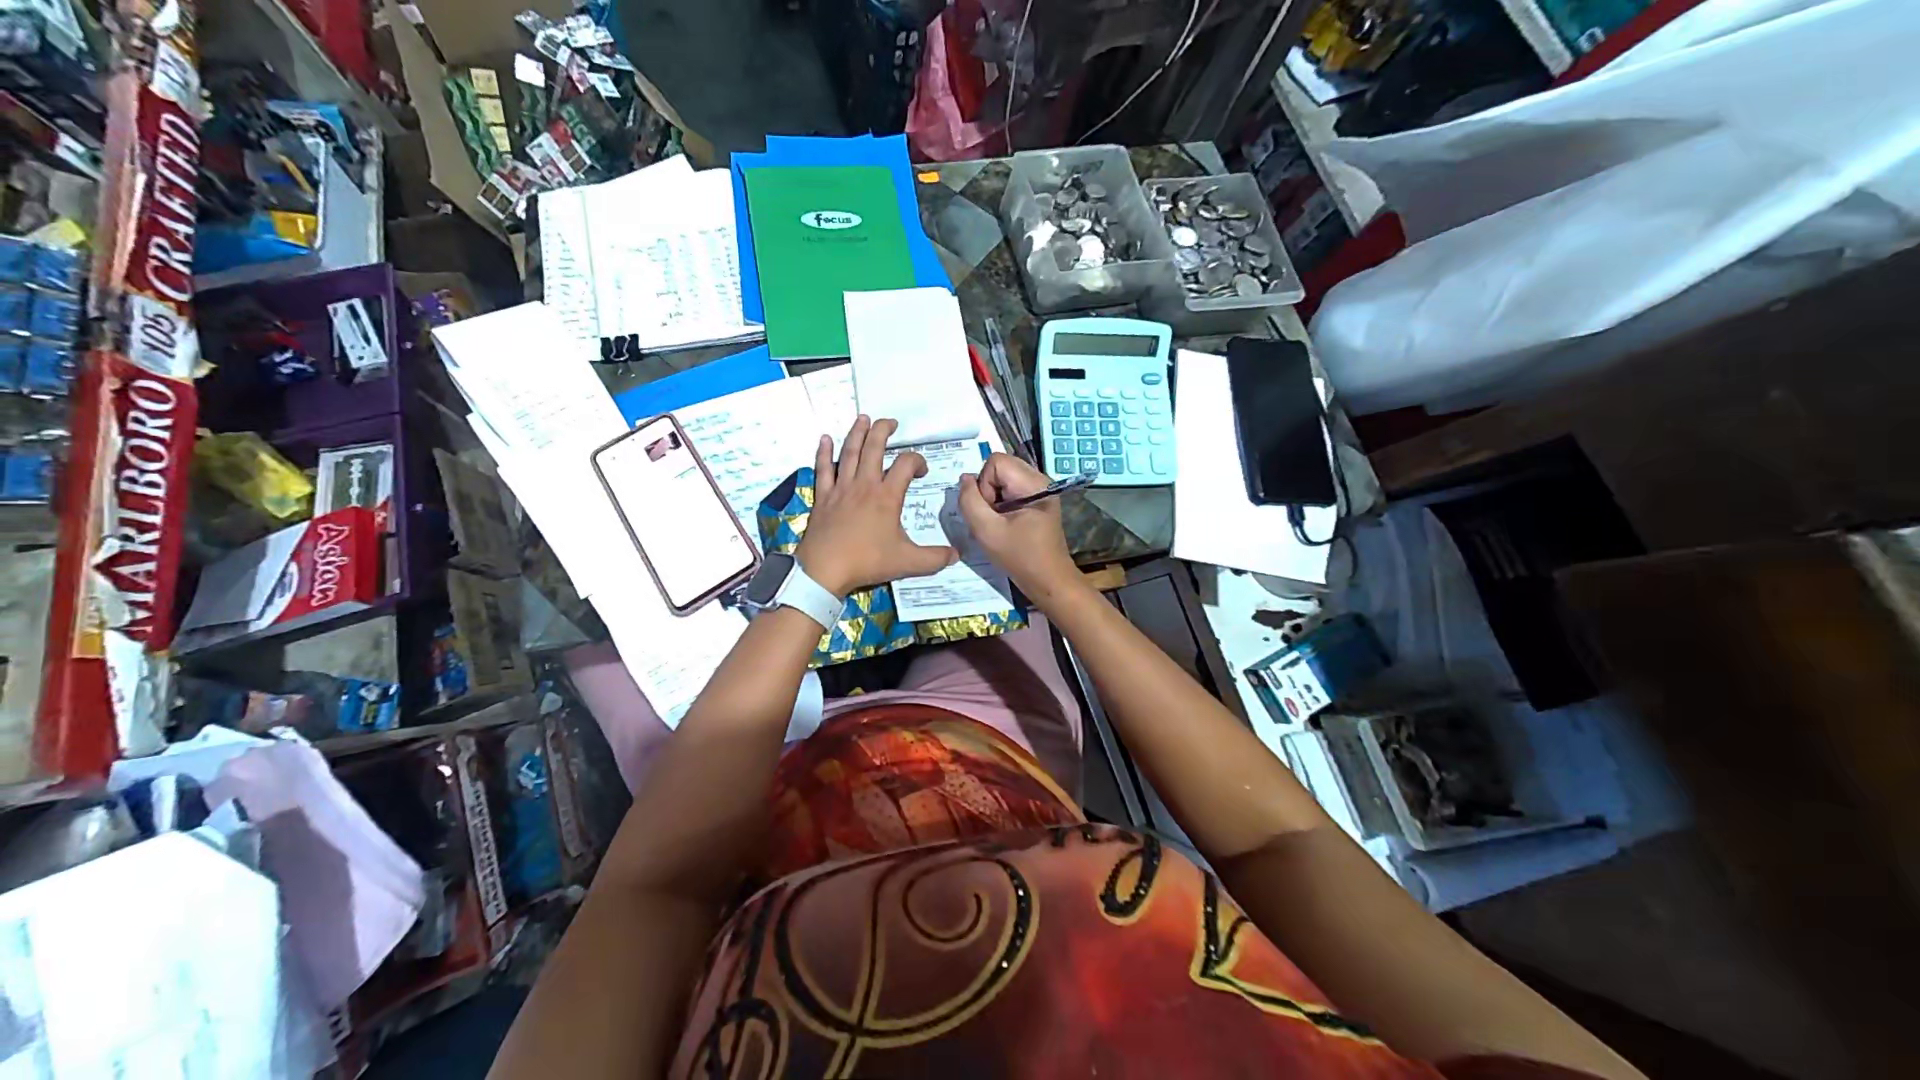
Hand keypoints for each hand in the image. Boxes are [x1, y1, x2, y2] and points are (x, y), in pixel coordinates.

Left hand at [794, 416, 956, 595]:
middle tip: (890, 422)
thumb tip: (956, 554)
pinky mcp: (823, 496)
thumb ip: (934, 558)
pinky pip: (823, 469)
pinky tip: (825, 439)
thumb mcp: (907, 562)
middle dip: (884, 431)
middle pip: (874, 448)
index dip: (917, 461)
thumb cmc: (867, 561)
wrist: (825, 569)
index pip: (906, 465)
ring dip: (857, 433)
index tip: (921, 470)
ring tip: (863, 419)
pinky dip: (824, 453)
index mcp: (887, 496)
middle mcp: (864, 485)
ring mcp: (841, 488)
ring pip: (849, 453)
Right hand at [957, 453, 1084, 606]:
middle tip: (993, 517)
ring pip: (1002, 478)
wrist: (1048, 580)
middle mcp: (1039, 480)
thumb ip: (970, 501)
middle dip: (987, 490)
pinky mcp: (1036, 500)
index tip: (990, 511)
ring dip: (993, 498)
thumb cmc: (1020, 557)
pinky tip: (1005, 524)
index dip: (984, 484)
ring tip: (1000, 522)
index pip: (995, 461)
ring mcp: (1039, 489)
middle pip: (999, 466)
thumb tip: (965, 479)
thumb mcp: (987, 531)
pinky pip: (1009, 489)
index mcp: (1033, 483)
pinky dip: (1000, 503)